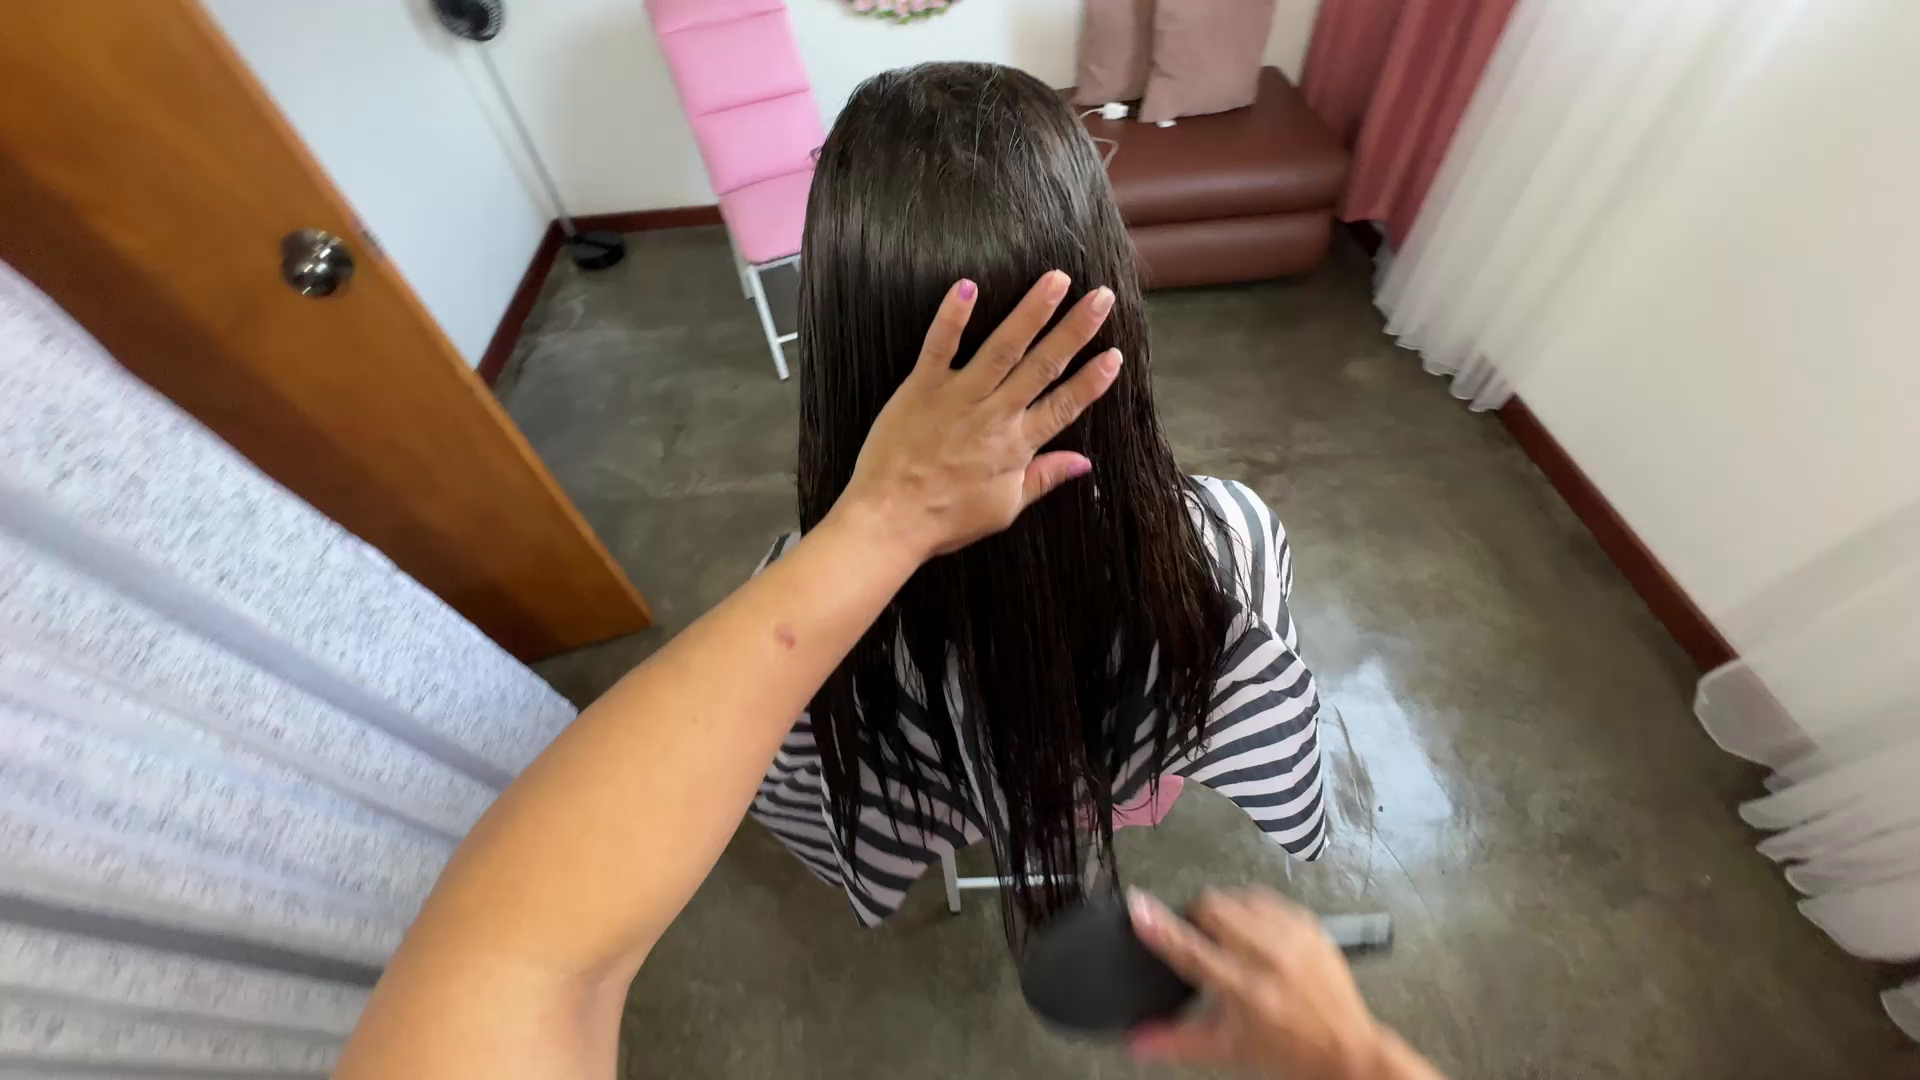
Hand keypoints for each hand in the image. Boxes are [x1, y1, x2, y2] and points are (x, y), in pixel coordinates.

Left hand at [829, 271, 1122, 560]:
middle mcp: (995, 415)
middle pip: (1043, 366)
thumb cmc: (944, 519)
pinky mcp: (921, 388)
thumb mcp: (1004, 508)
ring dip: (1032, 312)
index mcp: (1016, 446)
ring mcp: (959, 398)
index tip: (1114, 355)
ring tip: (1057, 280)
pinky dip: (953, 317)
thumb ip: (1043, 479)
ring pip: (1003, 348)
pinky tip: (969, 286)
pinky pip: (939, 346)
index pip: (1064, 406)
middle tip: (1102, 298)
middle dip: (1076, 331)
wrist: (890, 521)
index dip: (1091, 382)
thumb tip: (1084, 464)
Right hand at [1129, 888, 1430, 1079]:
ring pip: (1232, 896)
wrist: (1351, 1052)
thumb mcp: (1228, 1051)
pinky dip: (1248, 909)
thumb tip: (1132, 1041)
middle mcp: (1269, 960)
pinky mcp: (1307, 923)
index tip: (1137, 905)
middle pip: (1209, 908)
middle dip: (1196, 920)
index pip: (1192, 952)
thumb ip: (1175, 1040)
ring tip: (1229, 939)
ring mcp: (1292, 937)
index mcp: (1247, 994)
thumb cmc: (1288, 1053)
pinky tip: (1254, 932)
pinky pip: (1260, 896)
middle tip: (1202, 942)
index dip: (1160, 927)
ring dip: (1222, 912)